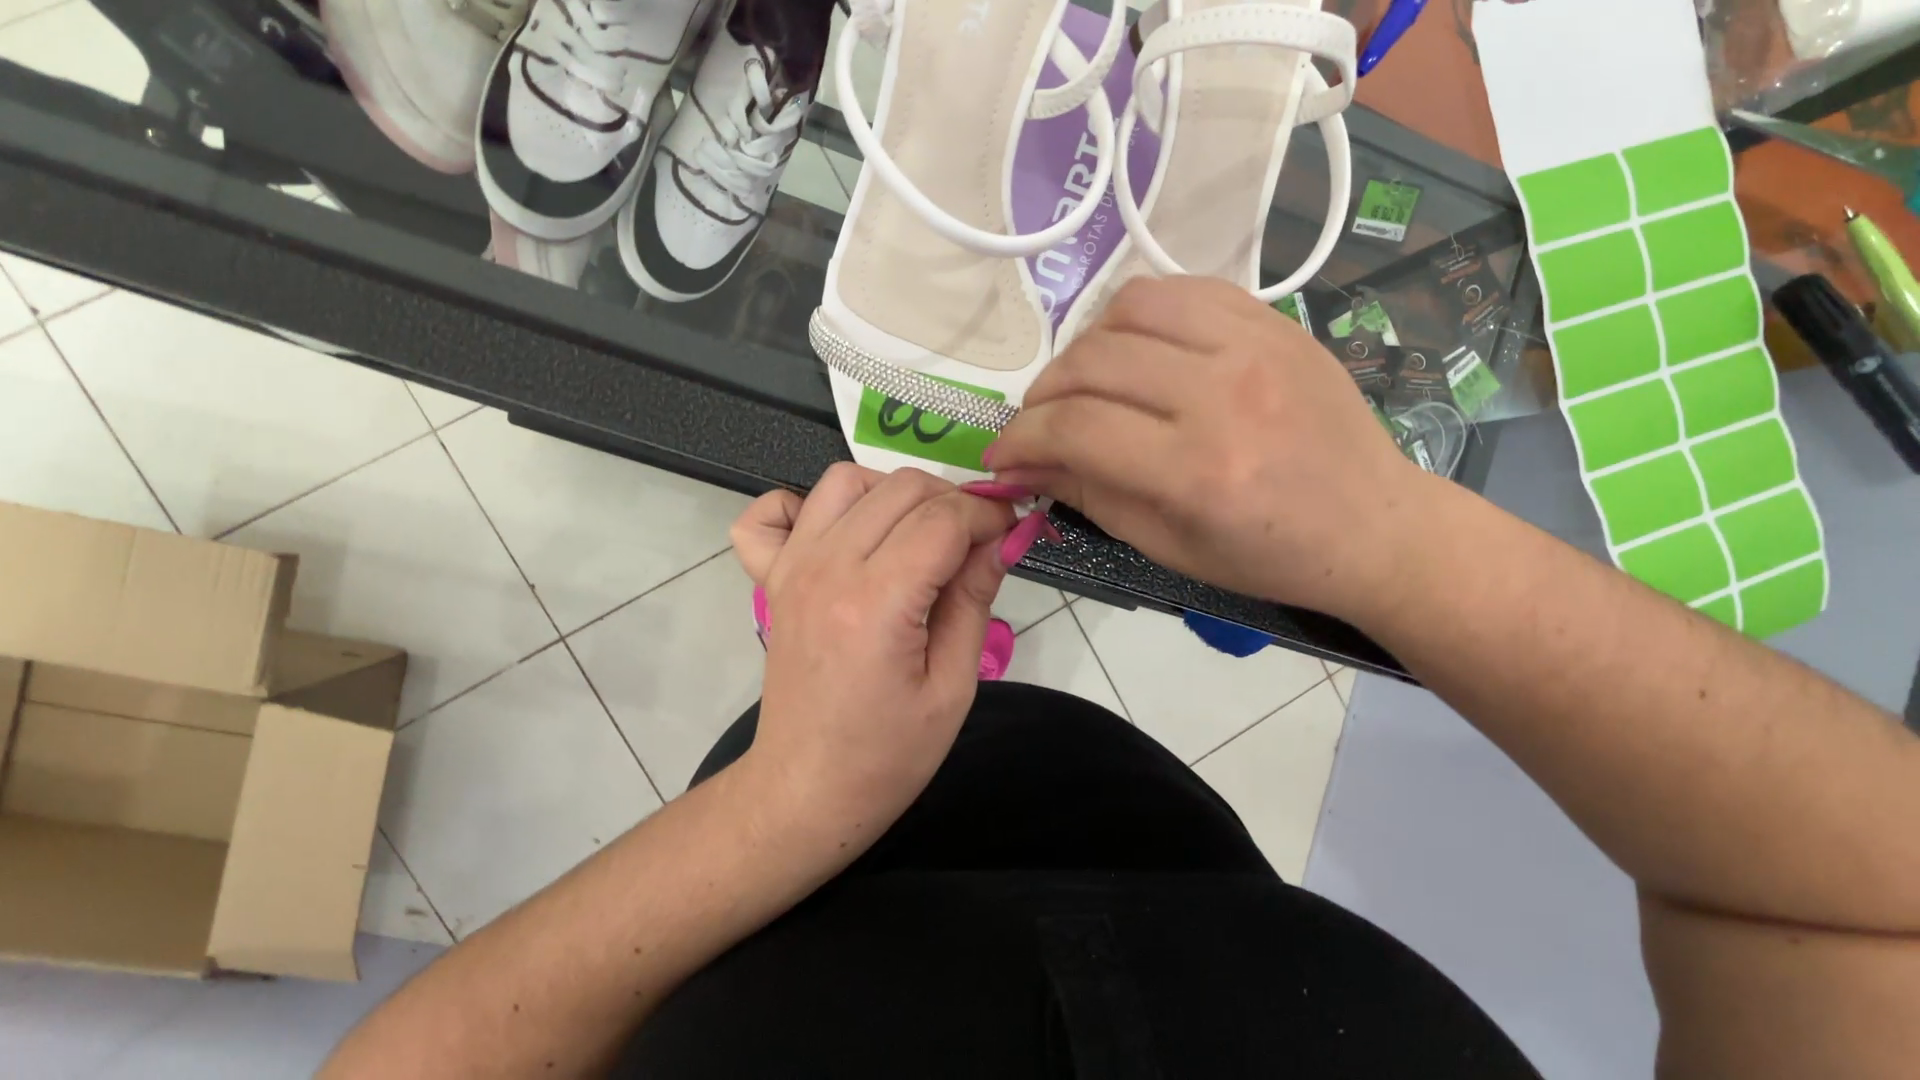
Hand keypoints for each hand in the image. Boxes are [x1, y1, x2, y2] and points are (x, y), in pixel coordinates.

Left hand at [728, 464, 1015, 845]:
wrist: (807, 789)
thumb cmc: (888, 755)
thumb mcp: (953, 687)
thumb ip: (974, 600)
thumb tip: (1003, 538)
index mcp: (877, 603)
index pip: (944, 517)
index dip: (989, 514)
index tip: (1011, 532)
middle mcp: (827, 569)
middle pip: (901, 487)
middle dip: (952, 501)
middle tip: (976, 542)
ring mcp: (791, 568)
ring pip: (846, 480)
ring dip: (892, 494)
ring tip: (918, 535)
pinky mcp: (771, 578)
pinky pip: (773, 511)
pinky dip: (808, 506)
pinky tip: (842, 535)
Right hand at [988, 277, 1428, 619]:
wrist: (1372, 523)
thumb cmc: (1267, 555)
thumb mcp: (1166, 546)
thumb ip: (1086, 495)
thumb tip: (1018, 464)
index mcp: (1198, 471)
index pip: (1075, 429)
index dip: (1021, 440)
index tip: (1002, 455)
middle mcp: (1223, 394)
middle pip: (1091, 363)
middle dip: (1043, 396)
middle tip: (1040, 424)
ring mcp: (1253, 344)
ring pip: (1127, 309)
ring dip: (1085, 346)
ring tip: (1087, 384)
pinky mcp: (1272, 319)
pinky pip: (1179, 288)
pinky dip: (1137, 315)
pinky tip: (1136, 351)